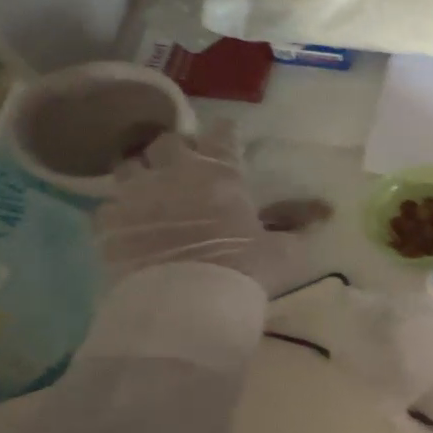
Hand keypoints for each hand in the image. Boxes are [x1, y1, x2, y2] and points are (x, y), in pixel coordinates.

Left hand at [93, 120, 301, 289]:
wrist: (185, 300)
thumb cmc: (244, 266)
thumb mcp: (284, 246)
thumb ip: (296, 222)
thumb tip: (326, 210)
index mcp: (219, 174)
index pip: (220, 135)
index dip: (224, 132)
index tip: (227, 134)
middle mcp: (173, 175)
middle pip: (166, 143)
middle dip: (177, 148)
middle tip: (187, 162)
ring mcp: (135, 197)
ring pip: (129, 166)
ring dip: (142, 172)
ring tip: (153, 187)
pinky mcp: (107, 224)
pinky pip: (109, 205)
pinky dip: (121, 209)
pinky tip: (132, 222)